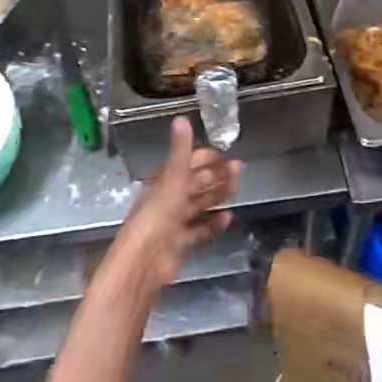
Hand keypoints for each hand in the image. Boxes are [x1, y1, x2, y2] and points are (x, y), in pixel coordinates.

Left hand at [109, 116, 242, 292]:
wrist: (143, 263)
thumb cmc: (156, 217)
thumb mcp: (171, 179)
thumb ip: (180, 151)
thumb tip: (181, 118)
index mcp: (163, 182)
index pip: (186, 164)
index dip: (205, 158)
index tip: (225, 154)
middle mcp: (167, 200)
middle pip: (195, 184)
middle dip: (216, 175)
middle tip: (239, 168)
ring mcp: (173, 223)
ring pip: (199, 205)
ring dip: (217, 195)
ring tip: (237, 187)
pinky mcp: (180, 244)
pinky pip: (200, 230)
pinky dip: (213, 224)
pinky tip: (228, 217)